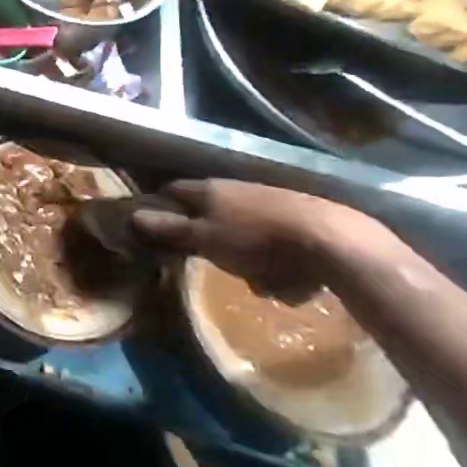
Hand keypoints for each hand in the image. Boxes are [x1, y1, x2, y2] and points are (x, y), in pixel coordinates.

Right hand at [129, 179, 399, 287]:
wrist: (333, 242)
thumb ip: (169, 229)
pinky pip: (276, 237)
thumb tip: (133, 216)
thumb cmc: (257, 241)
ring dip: (245, 252)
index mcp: (209, 189)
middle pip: (210, 211)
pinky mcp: (301, 214)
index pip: (172, 190)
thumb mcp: (205, 241)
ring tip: (259, 279)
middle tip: (210, 261)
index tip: (155, 226)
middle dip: (209, 236)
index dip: (160, 206)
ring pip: (244, 227)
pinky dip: (277, 256)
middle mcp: (237, 187)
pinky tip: (289, 276)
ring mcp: (270, 199)